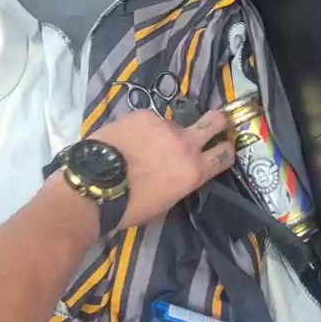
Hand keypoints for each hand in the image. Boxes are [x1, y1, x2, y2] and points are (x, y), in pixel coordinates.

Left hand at [94, 109, 233, 228]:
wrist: (95, 187)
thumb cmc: (130, 206)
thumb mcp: (165, 202)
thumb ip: (181, 181)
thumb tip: (180, 171)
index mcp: (193, 171)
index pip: (225, 154)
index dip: (225, 150)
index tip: (220, 149)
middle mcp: (185, 144)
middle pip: (216, 120)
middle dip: (218, 122)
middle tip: (212, 126)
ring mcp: (165, 125)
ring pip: (173, 125)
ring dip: (164, 134)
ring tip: (141, 146)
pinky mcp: (144, 115)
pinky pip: (149, 121)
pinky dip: (142, 129)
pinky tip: (126, 140)